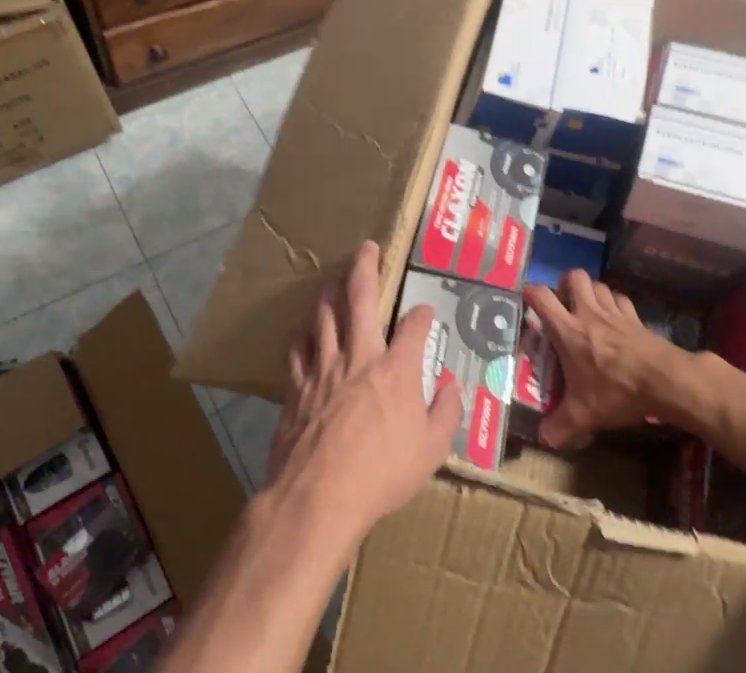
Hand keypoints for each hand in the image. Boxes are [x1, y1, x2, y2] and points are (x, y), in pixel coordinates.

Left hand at [267, 241, 463, 534]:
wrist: (318, 497)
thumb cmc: (383, 474)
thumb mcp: (433, 450)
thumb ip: (446, 413)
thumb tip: (450, 387)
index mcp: (397, 369)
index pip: (414, 326)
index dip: (423, 315)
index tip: (425, 313)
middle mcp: (359, 357)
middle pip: (360, 298)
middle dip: (365, 267)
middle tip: (367, 248)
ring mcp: (322, 369)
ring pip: (323, 315)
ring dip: (329, 293)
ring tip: (332, 281)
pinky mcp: (295, 387)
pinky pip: (296, 348)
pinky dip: (301, 333)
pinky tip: (302, 329)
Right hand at [522, 269, 685, 449]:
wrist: (665, 381)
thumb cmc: (617, 391)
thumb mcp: (584, 414)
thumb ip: (561, 426)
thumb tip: (543, 439)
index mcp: (568, 331)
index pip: (542, 297)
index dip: (530, 291)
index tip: (525, 297)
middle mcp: (589, 314)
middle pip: (574, 277)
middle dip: (565, 283)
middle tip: (563, 302)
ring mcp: (615, 313)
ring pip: (599, 284)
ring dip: (591, 291)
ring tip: (587, 308)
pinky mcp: (637, 318)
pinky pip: (621, 299)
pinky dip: (615, 303)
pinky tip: (615, 318)